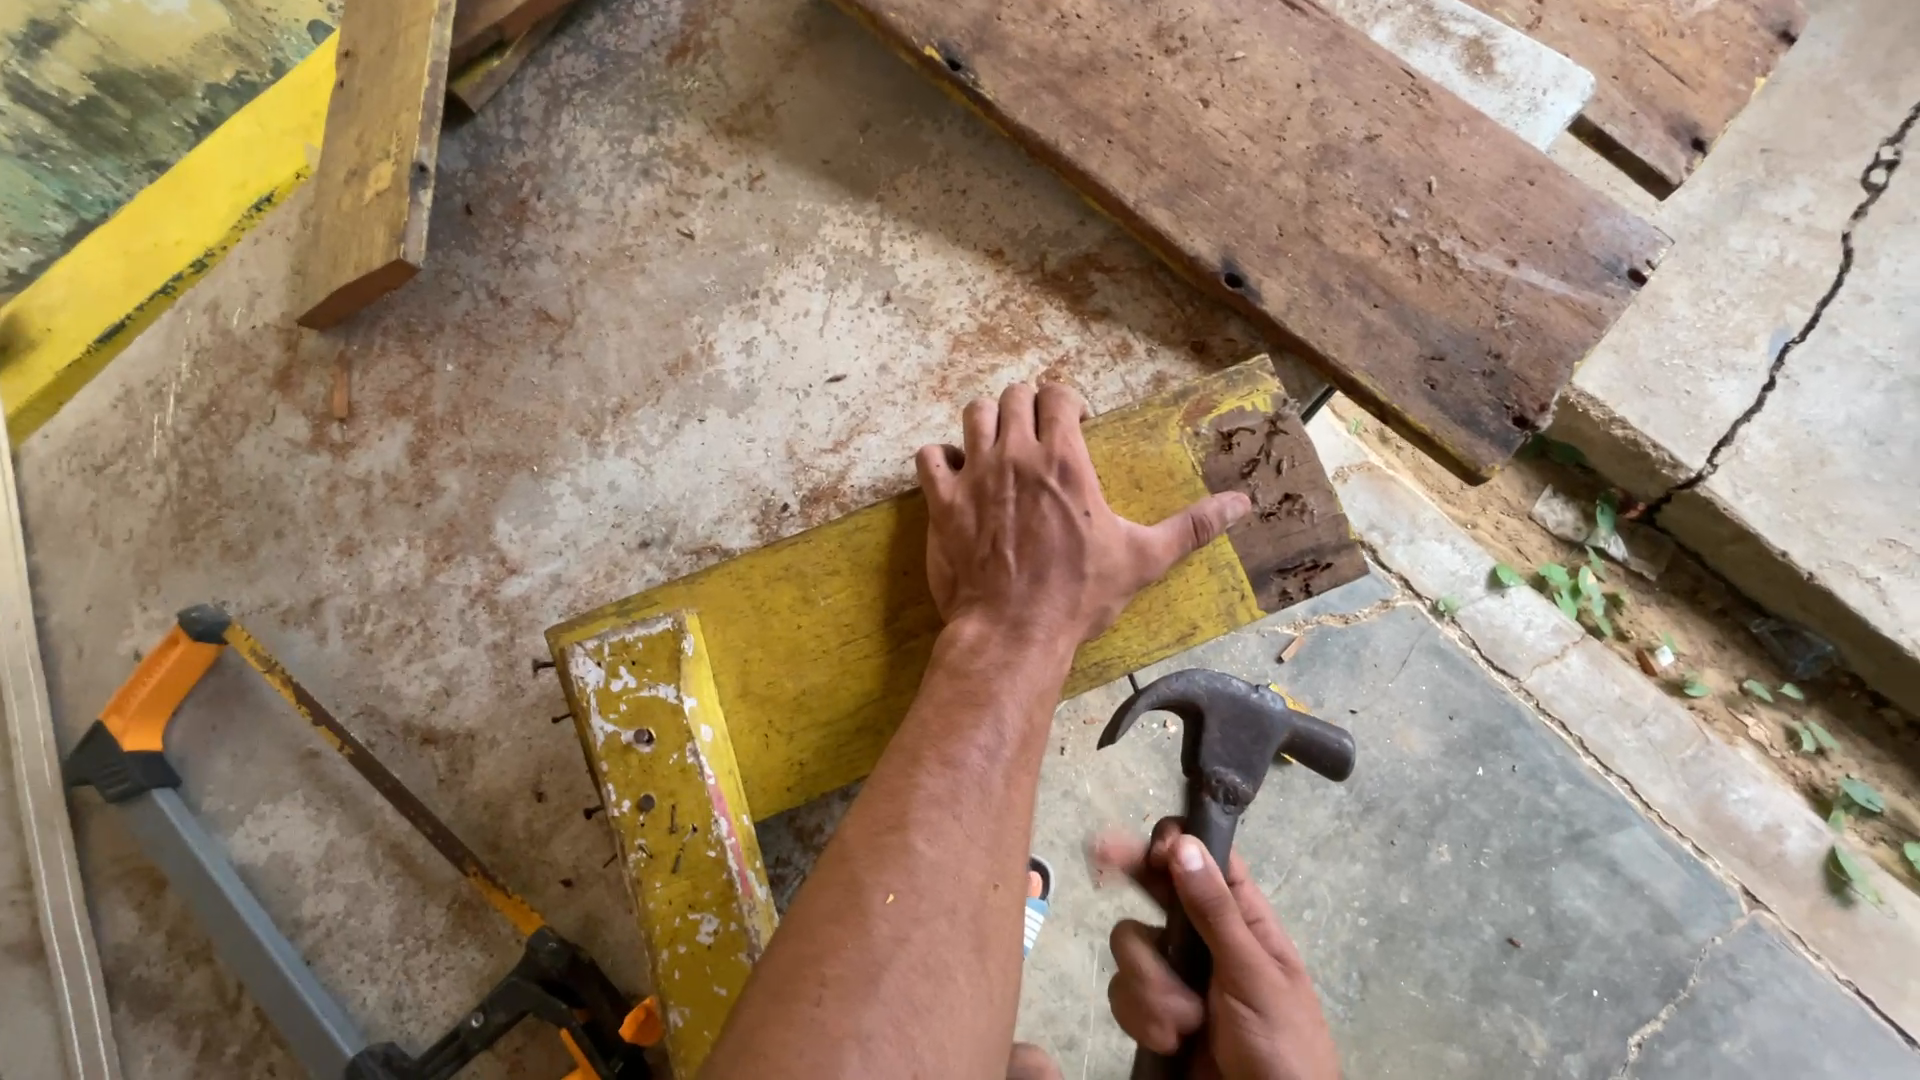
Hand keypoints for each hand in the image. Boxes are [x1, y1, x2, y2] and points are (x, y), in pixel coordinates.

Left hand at [914, 383, 1249, 647]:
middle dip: (1027, 408)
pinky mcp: (942, 502)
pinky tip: (955, 475)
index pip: (1057, 394)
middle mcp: (1016, 456)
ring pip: (972, 415)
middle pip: (1013, 397)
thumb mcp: (1143, 560)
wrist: (1013, 632)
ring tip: (997, 447)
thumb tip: (1244, 505)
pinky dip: (941, 458)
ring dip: (985, 423)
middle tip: (1036, 435)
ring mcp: (974, 476)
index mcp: (1064, 460)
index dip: (1066, 401)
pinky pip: (930, 456)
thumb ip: (1192, 527)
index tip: (1074, 424)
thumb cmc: (1079, 597)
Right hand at [1096, 820, 1338, 1079]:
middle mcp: (1201, 935)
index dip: (1176, 843)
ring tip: (1188, 1023)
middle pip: (1154, 884)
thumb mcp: (1256, 976)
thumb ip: (1216, 911)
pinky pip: (1122, 990)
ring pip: (1130, 943)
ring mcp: (1173, 972)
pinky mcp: (1152, 1010)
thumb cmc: (1284, 1046)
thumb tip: (1184, 843)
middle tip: (1099, 852)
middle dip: (1128, 870)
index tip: (1156, 850)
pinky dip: (1145, 1018)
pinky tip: (1172, 1042)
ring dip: (1153, 986)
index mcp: (1241, 917)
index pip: (1205, 858)